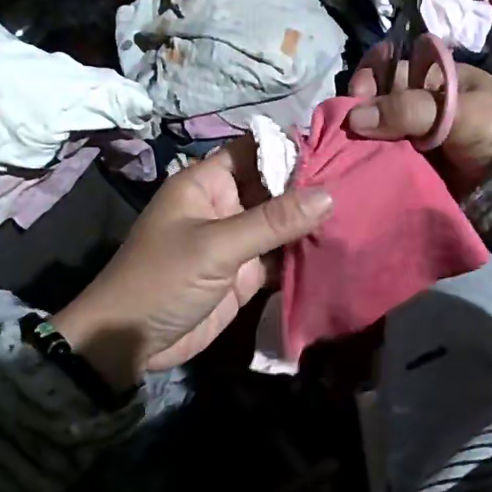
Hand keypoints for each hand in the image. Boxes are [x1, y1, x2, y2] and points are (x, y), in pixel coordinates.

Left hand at [50, 140, 331, 388]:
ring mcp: (238, 241)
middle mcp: (226, 206)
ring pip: (282, 223)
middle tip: (359, 181)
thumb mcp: (217, 246)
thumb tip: (329, 196)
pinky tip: (341, 247)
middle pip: (274, 187)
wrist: (130, 344)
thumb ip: (273, 221)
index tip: (335, 148)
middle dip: (310, 186)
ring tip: (360, 210)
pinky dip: (305, 254)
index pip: (253, 151)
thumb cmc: (162, 281)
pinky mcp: (248, 273)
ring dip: (312, 221)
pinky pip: (282, 256)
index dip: (290, 147)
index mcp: (206, 184)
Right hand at [346, 62, 491, 195]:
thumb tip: (354, 118)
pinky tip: (359, 173)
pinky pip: (383, 163)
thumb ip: (408, 109)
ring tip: (347, 158)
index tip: (357, 97)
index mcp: (428, 77)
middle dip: (357, 117)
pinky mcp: (412, 167)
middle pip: (372, 104)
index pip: (384, 68)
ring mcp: (412, 137)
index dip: (366, 78)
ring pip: (373, 136)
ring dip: (360, 146)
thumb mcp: (455, 109)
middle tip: (348, 135)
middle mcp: (415, 104)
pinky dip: (370, 168)